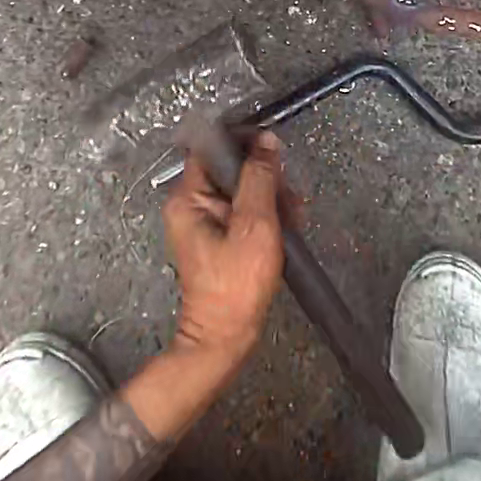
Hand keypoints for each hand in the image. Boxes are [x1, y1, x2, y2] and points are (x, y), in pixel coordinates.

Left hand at [161, 129, 286, 366]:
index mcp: (188, 198)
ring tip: (293, 214)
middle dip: (263, 176)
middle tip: (288, 193)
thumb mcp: (254, 224)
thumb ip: (260, 178)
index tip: (270, 147)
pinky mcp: (219, 237)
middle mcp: (190, 205)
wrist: (227, 338)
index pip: (211, 149)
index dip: (241, 142)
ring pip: (241, 189)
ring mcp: (204, 222)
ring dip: (270, 196)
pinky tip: (286, 224)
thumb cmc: (236, 285)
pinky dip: (265, 213)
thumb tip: (266, 142)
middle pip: (230, 169)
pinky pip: (243, 211)